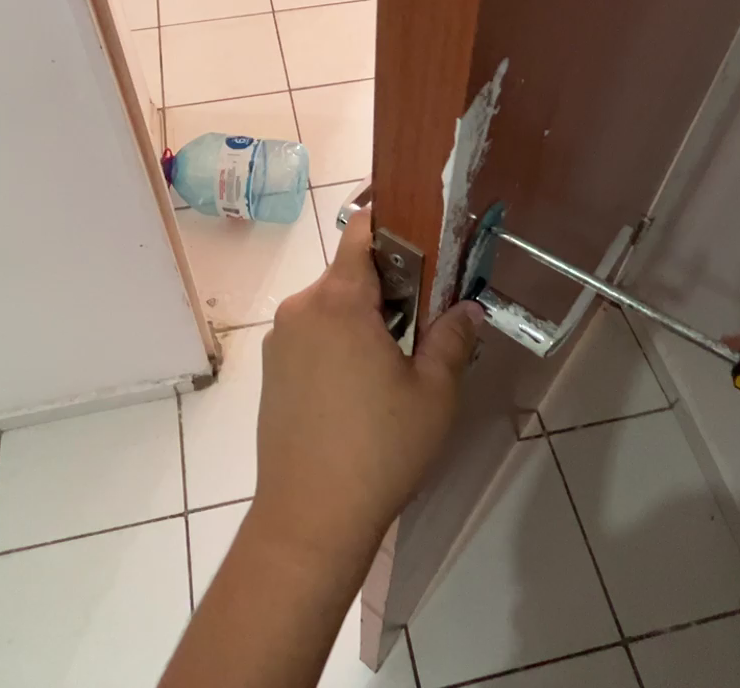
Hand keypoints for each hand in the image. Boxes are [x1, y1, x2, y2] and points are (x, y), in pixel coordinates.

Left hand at [251, 212, 480, 563]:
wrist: (310, 516)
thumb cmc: (380, 448)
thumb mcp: (433, 393)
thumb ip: (452, 339)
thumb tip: (469, 308)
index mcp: (338, 300)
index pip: (361, 231)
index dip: (392, 224)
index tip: (422, 240)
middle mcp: (301, 308)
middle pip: (346, 273)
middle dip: (385, 285)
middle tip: (422, 320)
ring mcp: (279, 341)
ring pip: (328, 307)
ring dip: (360, 318)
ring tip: (393, 362)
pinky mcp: (270, 372)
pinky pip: (310, 337)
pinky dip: (336, 343)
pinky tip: (356, 389)